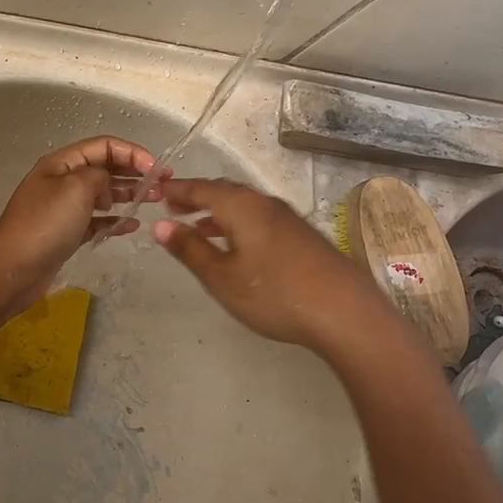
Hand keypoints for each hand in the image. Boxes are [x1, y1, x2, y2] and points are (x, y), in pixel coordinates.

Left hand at [0, 136, 160, 312]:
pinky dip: (114, 220)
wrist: (13, 269)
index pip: (103, 145)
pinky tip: (132, 225)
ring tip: (153, 201)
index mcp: (61, 163)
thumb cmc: (45, 224)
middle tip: (162, 186)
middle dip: (133, 172)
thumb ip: (100, 175)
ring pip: (102, 194)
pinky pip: (96, 220)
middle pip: (104, 168)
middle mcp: (62, 180)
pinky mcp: (66, 233)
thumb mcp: (76, 188)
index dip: (132, 152)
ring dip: (127, 194)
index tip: (157, 169)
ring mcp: (63, 208)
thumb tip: (107, 181)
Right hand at [152, 178, 390, 349]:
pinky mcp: (304, 237)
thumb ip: (189, 249)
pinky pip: (261, 219)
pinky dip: (239, 224)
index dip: (177, 189)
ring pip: (245, 206)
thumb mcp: (222, 277)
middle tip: (174, 209)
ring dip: (219, 213)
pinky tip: (239, 247)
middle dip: (197, 198)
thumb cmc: (274, 293)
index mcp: (241, 206)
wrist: (346, 313)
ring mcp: (288, 219)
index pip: (201, 188)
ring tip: (200, 229)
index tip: (156, 191)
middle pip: (225, 192)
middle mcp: (264, 203)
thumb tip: (160, 225)